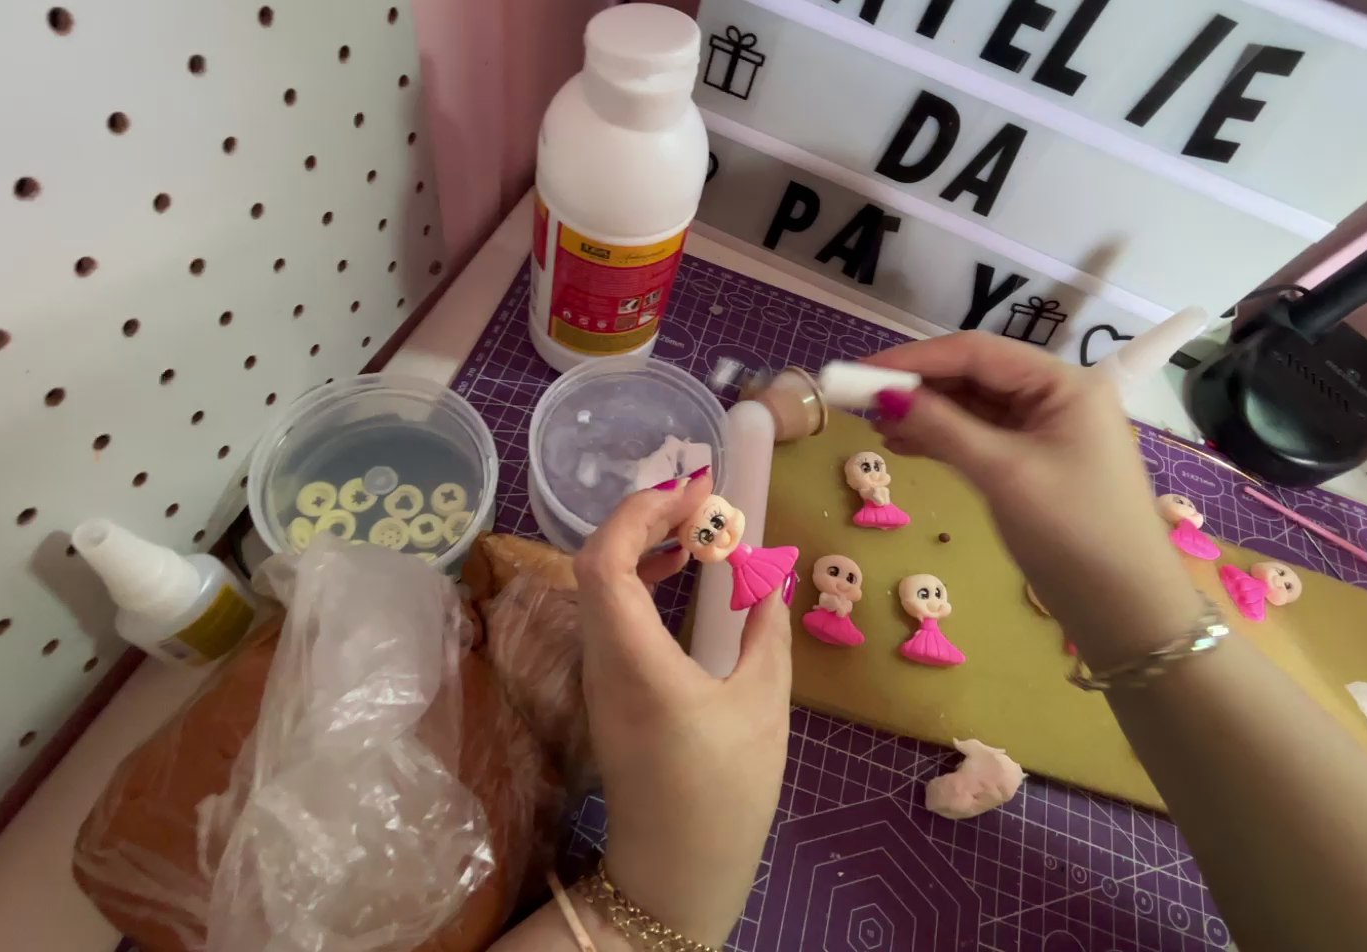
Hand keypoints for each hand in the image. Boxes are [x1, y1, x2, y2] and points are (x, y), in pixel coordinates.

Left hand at [573, 470, 790, 946]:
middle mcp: (603, 657)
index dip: (640, 513)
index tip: (693, 491)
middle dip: (645, 515)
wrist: (672, 875)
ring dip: (643, 541)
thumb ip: (766, 628)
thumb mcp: (764, 707)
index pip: (606, 562)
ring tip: (696, 524)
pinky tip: (681, 570)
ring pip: (599, 581)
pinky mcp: (607, 680)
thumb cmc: (724, 796)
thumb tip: (769, 571)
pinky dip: (642, 574)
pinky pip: (611, 607)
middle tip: (702, 499)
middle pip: (597, 561)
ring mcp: (599, 669)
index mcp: (636, 662)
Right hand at [865, 333, 1198, 667]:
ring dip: (923, 412)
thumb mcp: (1002, 472)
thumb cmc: (1073, 530)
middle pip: (972, 375)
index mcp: (1062, 383)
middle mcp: (1052, 395)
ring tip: (876, 426)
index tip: (860, 372)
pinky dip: (938, 437)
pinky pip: (975, 434)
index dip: (914, 359)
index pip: (976, 352)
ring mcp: (1041, 429)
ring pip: (969, 405)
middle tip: (861, 401)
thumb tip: (882, 396)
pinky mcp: (1028, 459)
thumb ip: (941, 428)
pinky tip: (901, 444)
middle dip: (917, 386)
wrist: (1123, 608)